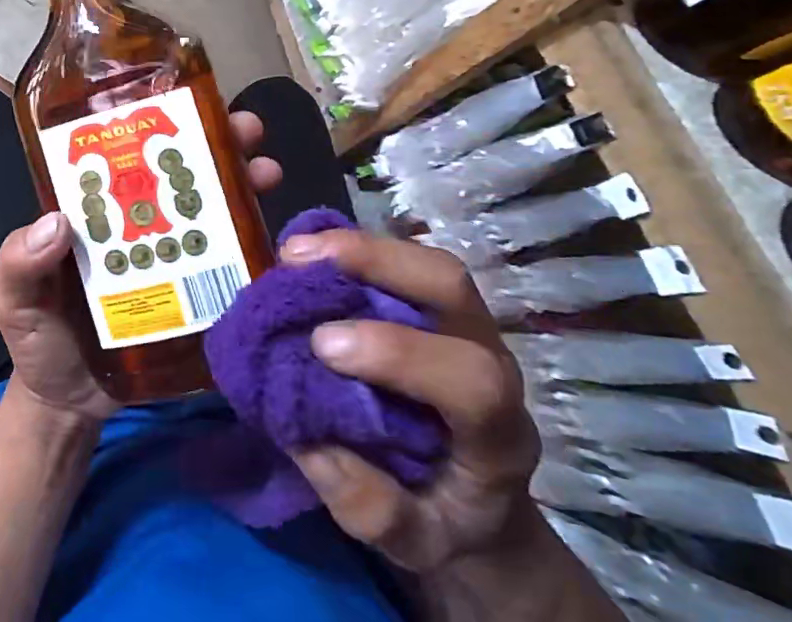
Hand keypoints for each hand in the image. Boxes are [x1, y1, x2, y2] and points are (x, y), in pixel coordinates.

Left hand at [0, 111, 282, 426]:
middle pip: (180, 174)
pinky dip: (250, 241)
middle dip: (216, 145)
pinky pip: (226, 260)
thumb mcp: (14, 302)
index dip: (157, 129)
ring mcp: (170, 257)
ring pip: (210, 209)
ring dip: (241, 183)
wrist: (73, 404)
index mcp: (95, 214)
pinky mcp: (195, 293)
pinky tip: (272, 233)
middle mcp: (138, 225)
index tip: (188, 108)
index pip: (128, 158)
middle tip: (247, 130)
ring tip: (267, 171)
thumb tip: (56, 222)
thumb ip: (17, 265)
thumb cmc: (39, 344)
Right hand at [277, 229, 539, 572]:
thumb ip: (368, 506)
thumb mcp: (412, 543)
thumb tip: (308, 439)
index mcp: (497, 432)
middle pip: (452, 288)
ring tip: (295, 252)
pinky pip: (405, 265)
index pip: (470, 381)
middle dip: (376, 262)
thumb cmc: (448, 518)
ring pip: (428, 264)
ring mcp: (470, 326)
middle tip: (300, 262)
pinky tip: (311, 252)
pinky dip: (355, 252)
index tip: (322, 346)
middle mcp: (493, 360)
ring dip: (358, 247)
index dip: (398, 354)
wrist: (479, 498)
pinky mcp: (440, 310)